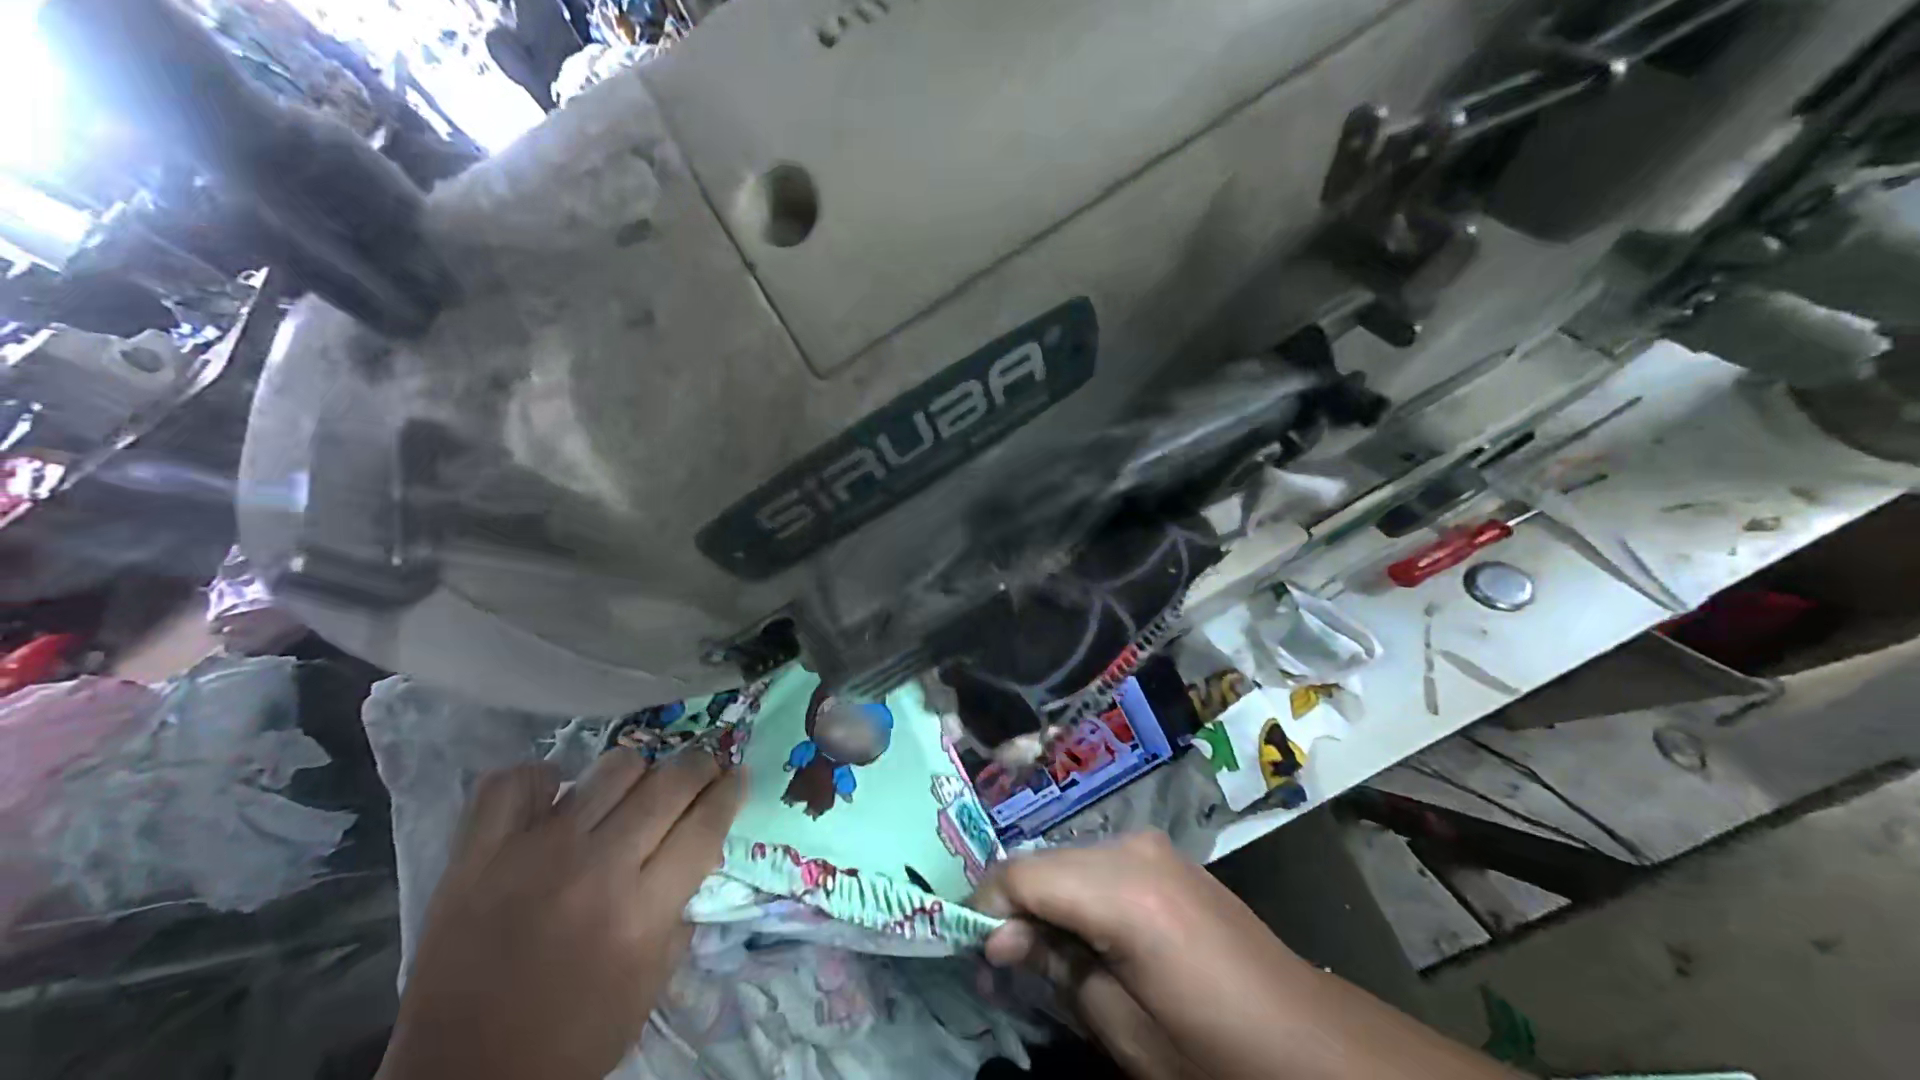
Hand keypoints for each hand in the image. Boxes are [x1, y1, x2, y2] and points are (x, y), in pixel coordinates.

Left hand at [378, 750, 743, 1079]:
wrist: (460, 1076)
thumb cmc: (571, 1039)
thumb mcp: (649, 987)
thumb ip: (680, 916)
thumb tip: (697, 854)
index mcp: (641, 912)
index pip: (705, 825)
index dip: (730, 792)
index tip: (738, 776)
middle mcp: (595, 869)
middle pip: (668, 784)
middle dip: (699, 766)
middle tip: (702, 769)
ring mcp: (533, 853)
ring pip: (609, 769)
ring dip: (636, 770)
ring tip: (635, 787)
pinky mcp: (478, 853)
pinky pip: (514, 782)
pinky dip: (541, 779)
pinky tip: (556, 795)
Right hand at [972, 832, 1292, 1079]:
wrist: (1306, 1038)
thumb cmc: (1213, 1050)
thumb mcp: (1124, 1028)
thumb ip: (1056, 967)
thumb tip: (999, 938)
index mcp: (1125, 891)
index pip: (1023, 875)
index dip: (986, 909)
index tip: (976, 956)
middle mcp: (1133, 848)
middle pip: (1041, 861)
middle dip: (1011, 907)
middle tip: (1000, 965)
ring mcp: (1151, 845)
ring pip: (1066, 859)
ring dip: (1042, 898)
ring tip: (1038, 954)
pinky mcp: (1162, 855)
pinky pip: (1096, 863)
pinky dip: (1073, 891)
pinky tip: (1078, 934)